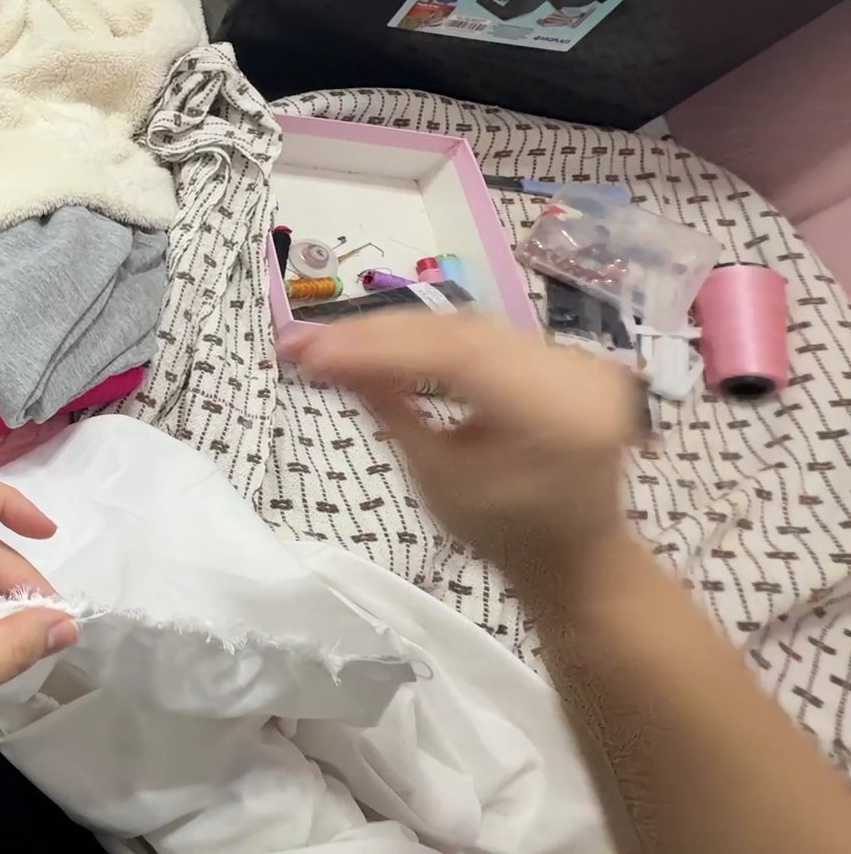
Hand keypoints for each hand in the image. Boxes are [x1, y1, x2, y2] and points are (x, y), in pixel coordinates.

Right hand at [280, 311, 642, 593]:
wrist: (572, 547)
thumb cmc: (503, 529)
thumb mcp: (436, 475)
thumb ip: (389, 408)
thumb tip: (324, 359)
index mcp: (560, 413)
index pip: (457, 358)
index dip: (375, 348)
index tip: (308, 354)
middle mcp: (573, 372)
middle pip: (453, 331)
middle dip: (368, 334)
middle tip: (299, 341)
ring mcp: (564, 356)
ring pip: (454, 323)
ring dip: (381, 330)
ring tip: (321, 340)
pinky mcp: (545, 351)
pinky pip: (466, 330)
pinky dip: (408, 334)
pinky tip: (364, 340)